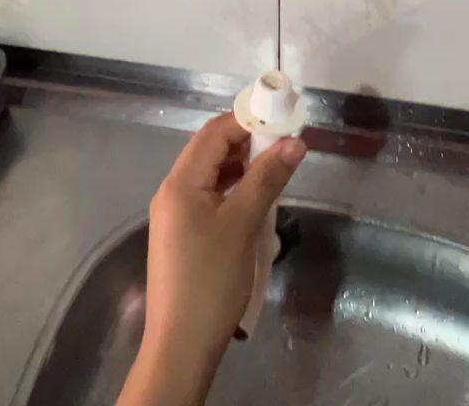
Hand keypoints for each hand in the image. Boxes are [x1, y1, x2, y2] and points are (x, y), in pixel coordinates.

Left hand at [120, 114, 304, 405]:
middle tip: (285, 154)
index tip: (283, 123)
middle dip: (249, 148)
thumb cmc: (210, 279)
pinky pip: (212, 202)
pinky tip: (258, 215)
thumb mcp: (243, 224)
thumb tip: (295, 142)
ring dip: (245, 176)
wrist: (181, 347)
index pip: (214, 133)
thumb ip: (267, 178)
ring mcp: (176, 216)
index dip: (248, 122)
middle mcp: (173, 192)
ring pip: (214, 179)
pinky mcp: (184, 238)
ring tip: (276, 183)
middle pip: (212, 153)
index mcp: (180, 181)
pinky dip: (236, 199)